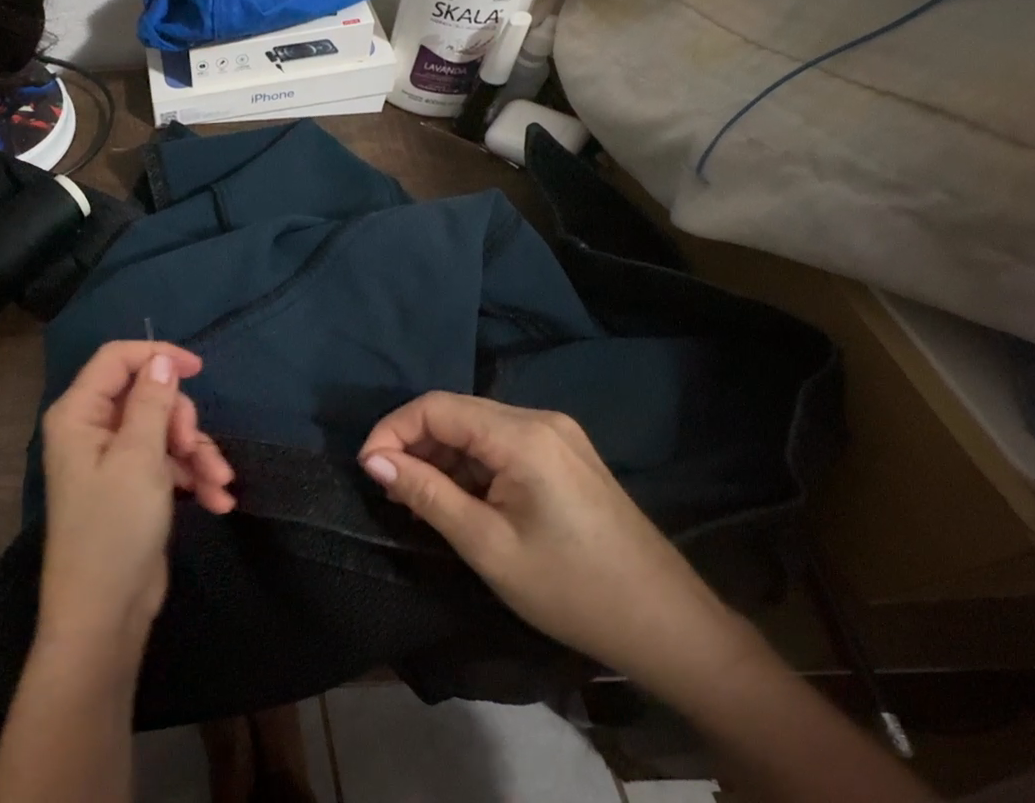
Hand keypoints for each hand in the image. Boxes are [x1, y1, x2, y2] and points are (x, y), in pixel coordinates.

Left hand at [38, 341, 235, 649]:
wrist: (104, 611)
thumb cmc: (114, 527)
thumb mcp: (139, 458)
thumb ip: (151, 403)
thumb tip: (161, 362)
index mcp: (78, 414)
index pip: (116, 360)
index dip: (157, 357)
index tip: (199, 370)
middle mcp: (90, 430)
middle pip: (146, 397)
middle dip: (182, 420)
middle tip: (194, 449)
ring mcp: (112, 461)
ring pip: (164, 432)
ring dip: (197, 453)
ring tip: (221, 484)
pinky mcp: (132, 489)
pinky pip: (167, 464)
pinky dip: (193, 477)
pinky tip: (219, 501)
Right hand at [357, 392, 757, 688]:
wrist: (667, 626)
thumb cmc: (571, 589)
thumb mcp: (486, 544)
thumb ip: (426, 493)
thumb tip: (373, 461)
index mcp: (523, 436)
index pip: (435, 408)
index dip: (391, 431)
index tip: (367, 471)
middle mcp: (541, 422)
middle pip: (455, 413)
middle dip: (412, 445)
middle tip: (389, 492)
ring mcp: (558, 438)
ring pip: (475, 430)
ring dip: (439, 459)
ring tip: (417, 502)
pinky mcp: (565, 458)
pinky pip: (500, 446)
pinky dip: (469, 468)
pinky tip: (457, 502)